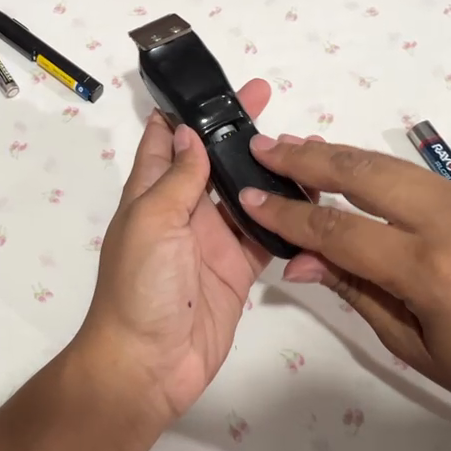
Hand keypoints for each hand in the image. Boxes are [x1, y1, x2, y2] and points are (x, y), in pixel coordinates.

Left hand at [73, 80, 275, 425]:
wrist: (149, 365)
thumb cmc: (140, 286)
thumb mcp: (152, 221)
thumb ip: (176, 178)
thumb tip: (188, 131)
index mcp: (152, 193)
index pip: (165, 140)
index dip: (185, 112)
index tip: (212, 85)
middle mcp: (183, 210)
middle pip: (212, 160)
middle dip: (236, 132)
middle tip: (268, 100)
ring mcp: (212, 240)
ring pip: (245, 194)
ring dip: (267, 171)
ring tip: (302, 144)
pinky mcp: (238, 269)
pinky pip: (266, 235)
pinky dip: (286, 217)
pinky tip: (310, 196)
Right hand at [240, 138, 450, 439]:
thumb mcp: (417, 349)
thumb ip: (356, 293)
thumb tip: (299, 260)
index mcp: (430, 269)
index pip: (337, 230)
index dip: (286, 215)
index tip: (248, 198)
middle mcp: (448, 220)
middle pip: (360, 174)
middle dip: (305, 158)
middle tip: (262, 146)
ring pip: (388, 163)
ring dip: (337, 154)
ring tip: (295, 147)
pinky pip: (416, 175)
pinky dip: (374, 167)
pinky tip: (351, 169)